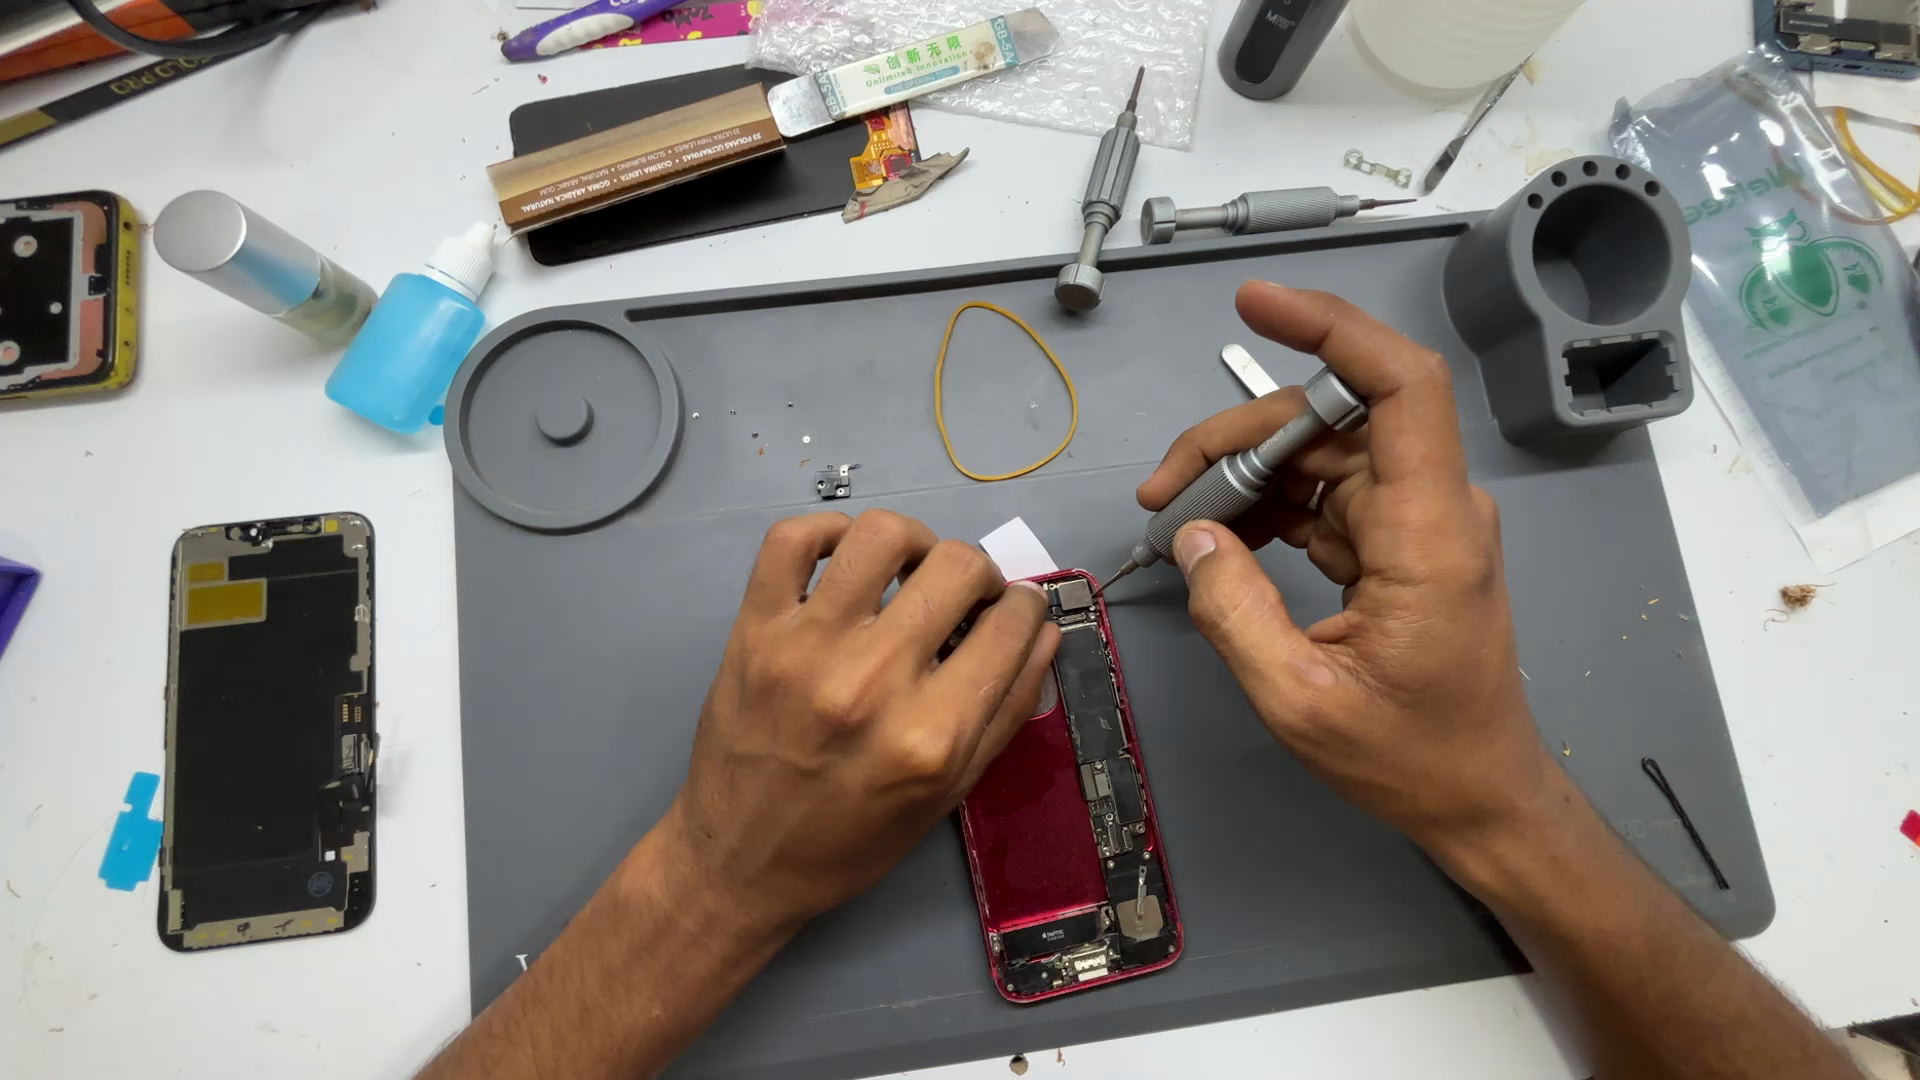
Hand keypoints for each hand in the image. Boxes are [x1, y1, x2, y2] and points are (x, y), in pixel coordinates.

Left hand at [660, 509, 1060, 933]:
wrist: (741, 862)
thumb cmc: (855, 839)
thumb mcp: (950, 794)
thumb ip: (1008, 710)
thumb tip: (1042, 630)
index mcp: (932, 734)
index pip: (1009, 625)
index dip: (1027, 606)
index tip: (1014, 609)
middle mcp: (873, 681)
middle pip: (957, 566)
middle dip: (980, 572)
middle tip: (965, 597)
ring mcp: (807, 648)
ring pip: (880, 535)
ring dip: (913, 541)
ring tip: (909, 572)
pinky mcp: (754, 630)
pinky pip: (790, 539)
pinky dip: (826, 531)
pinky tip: (845, 559)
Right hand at [1137, 282, 1547, 861]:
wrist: (1477, 795)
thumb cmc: (1407, 756)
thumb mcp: (1299, 700)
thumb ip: (1234, 613)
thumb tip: (1192, 536)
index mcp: (1427, 533)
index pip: (1398, 386)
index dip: (1332, 328)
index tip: (1256, 304)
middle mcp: (1426, 507)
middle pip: (1326, 421)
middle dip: (1234, 441)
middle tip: (1159, 491)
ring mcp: (1408, 521)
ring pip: (1313, 453)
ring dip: (1239, 475)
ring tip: (1176, 519)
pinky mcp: (1389, 540)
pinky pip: (1316, 493)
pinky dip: (1260, 504)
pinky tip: (1219, 535)